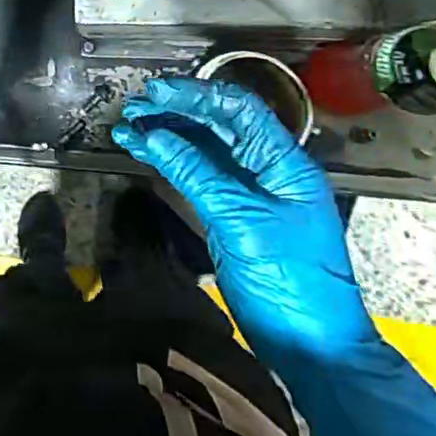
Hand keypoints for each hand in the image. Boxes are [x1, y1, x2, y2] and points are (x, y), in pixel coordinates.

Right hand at [111, 76, 376, 362]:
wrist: (309, 343)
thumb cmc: (290, 279)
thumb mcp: (241, 220)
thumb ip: (196, 173)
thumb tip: (151, 136)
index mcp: (283, 163)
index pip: (238, 109)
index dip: (195, 94)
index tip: (154, 92)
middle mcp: (263, 168)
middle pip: (216, 124)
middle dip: (173, 111)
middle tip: (132, 109)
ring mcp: (244, 190)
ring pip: (200, 147)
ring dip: (163, 134)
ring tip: (126, 128)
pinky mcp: (226, 210)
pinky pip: (192, 172)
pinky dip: (165, 159)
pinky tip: (141, 152)